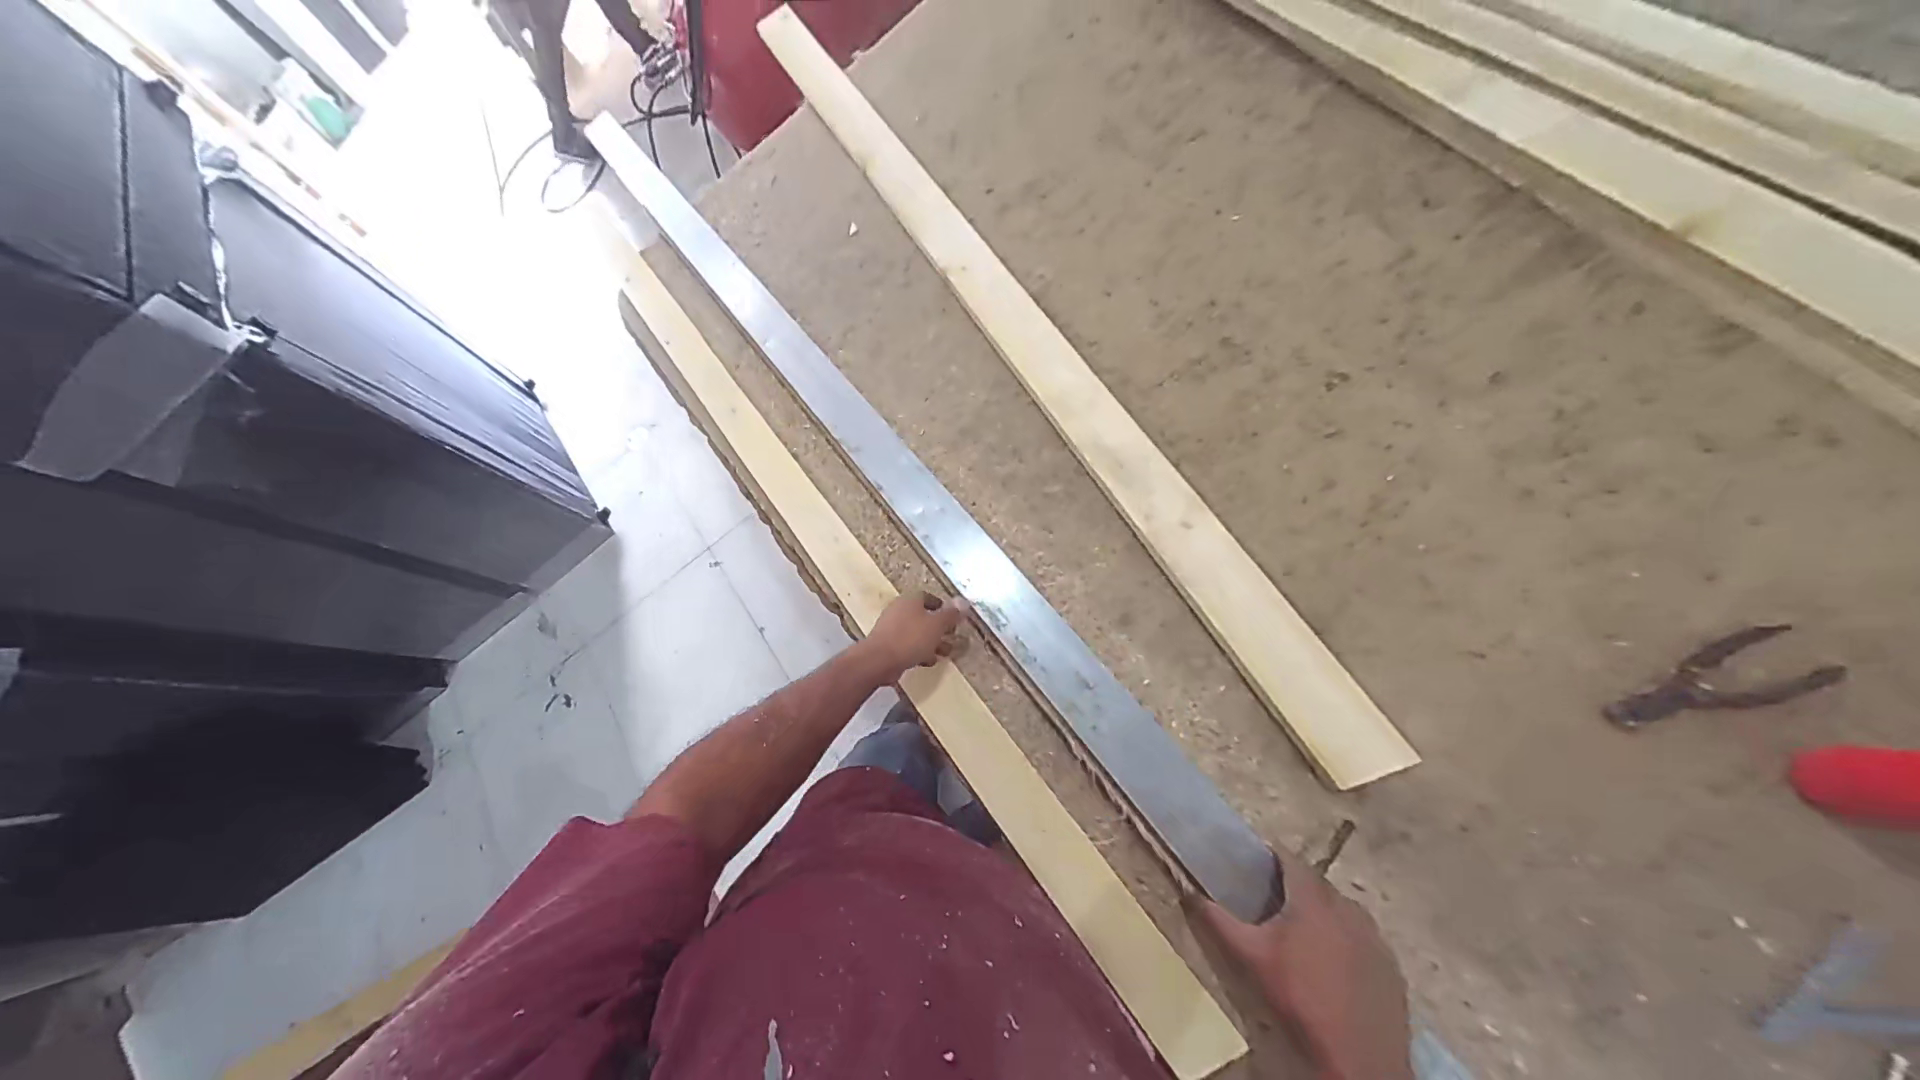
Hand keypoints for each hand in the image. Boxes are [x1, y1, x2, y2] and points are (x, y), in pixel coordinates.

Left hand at [865, 592, 970, 679]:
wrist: (879, 660)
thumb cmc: (911, 638)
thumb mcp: (937, 625)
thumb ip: (951, 615)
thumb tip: (963, 602)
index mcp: (910, 600)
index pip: (929, 597)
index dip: (943, 607)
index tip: (953, 618)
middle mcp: (899, 610)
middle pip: (923, 616)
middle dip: (939, 627)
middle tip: (952, 636)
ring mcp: (891, 628)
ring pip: (916, 632)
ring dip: (931, 641)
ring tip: (945, 652)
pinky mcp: (886, 644)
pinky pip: (907, 644)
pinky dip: (919, 650)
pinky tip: (928, 660)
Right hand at [1193, 845, 1412, 1079]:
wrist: (1358, 1059)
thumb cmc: (1298, 997)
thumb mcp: (1249, 957)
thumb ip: (1218, 920)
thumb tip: (1189, 893)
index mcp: (1313, 898)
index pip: (1290, 859)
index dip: (1270, 858)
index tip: (1253, 866)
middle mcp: (1348, 907)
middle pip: (1315, 884)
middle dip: (1293, 887)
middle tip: (1270, 904)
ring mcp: (1374, 937)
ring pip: (1341, 910)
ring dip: (1320, 913)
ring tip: (1299, 935)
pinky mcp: (1390, 966)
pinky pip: (1361, 937)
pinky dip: (1344, 939)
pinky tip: (1330, 965)